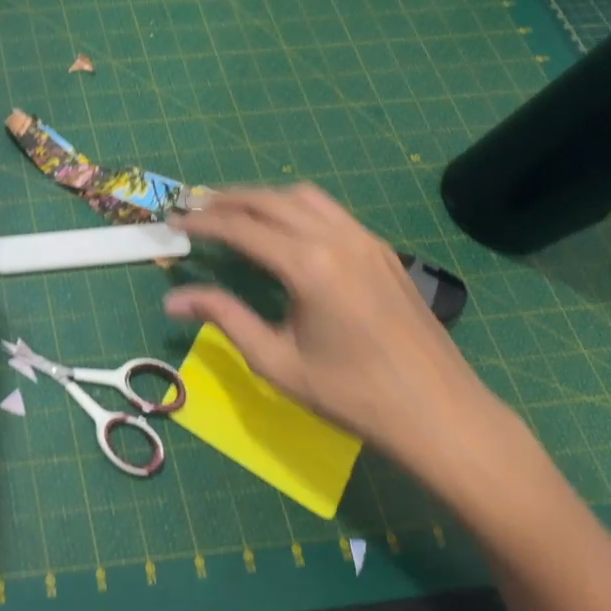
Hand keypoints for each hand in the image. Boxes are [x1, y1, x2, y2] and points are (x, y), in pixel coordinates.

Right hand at [164, 184, 508, 474]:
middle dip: (226, 201)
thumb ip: (224, 318)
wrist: (438, 413)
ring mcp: (366, 241)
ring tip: (231, 212)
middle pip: (270, 201)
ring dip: (262, 198)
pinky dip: (294, 208)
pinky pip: (329, 211)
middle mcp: (338, 240)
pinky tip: (281, 230)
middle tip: (193, 210)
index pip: (242, 228)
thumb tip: (172, 300)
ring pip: (303, 197)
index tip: (172, 222)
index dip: (202, 222)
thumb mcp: (276, 361)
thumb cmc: (351, 394)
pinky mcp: (382, 252)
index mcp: (309, 266)